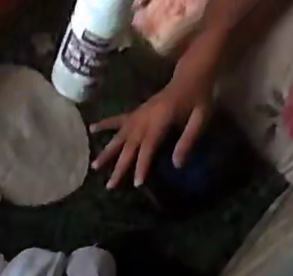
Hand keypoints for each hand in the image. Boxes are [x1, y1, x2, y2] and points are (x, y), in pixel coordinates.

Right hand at [91, 46, 217, 188]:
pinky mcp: (136, 112)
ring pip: (120, 136)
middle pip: (130, 146)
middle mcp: (145, 117)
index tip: (136, 183)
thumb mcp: (201, 117)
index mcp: (161, 119)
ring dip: (107, 151)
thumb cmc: (199, 96)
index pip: (149, 146)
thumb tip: (176, 165)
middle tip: (109, 186)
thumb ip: (188, 140)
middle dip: (119, 167)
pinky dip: (104, 124)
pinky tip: (91, 129)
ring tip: (94, 166)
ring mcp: (139, 114)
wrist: (192, 72)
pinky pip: (118, 119)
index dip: (142, 165)